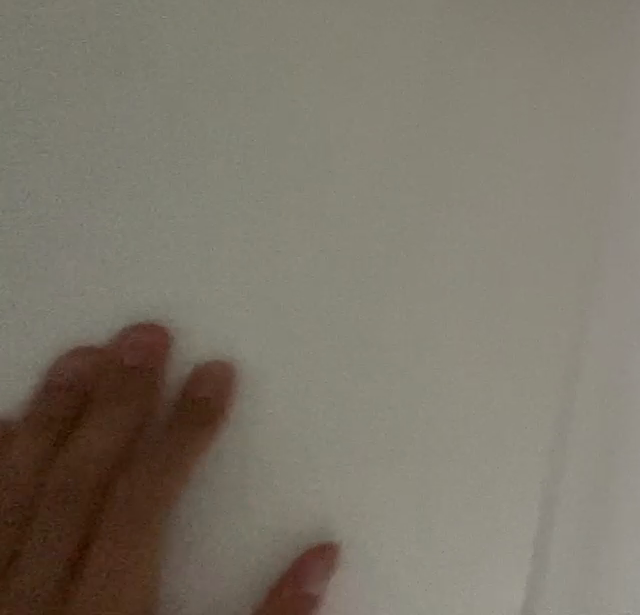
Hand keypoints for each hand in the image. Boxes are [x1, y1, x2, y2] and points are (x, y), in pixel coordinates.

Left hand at [0, 323, 337, 614]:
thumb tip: (323, 554)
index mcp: (103, 614)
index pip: (144, 498)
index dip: (185, 429)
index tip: (213, 372)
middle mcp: (28, 604)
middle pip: (74, 484)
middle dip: (116, 404)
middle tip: (143, 337)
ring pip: (4, 500)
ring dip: (44, 424)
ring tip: (78, 361)